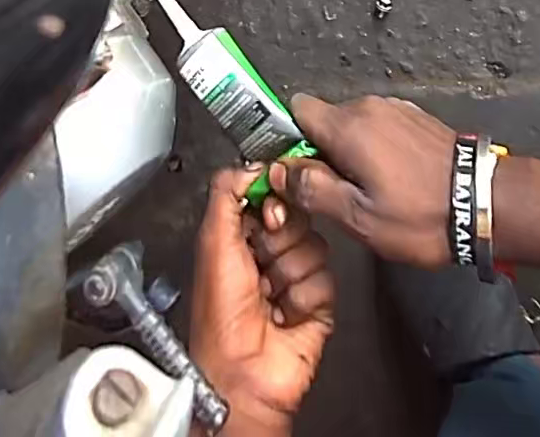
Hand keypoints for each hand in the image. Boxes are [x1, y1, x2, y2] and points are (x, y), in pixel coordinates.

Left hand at [190, 166, 335, 436]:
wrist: (241, 374)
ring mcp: (296, 276)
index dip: (275, 199)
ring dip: (290, 272)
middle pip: (298, 217)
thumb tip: (251, 164)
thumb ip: (227, 192)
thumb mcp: (213, 241)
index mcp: (243, 235)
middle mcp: (270, 252)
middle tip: (263, 260)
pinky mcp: (319, 301)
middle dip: (282, 238)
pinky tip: (285, 314)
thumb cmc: (219, 316)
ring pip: (315, 245)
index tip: (270, 212)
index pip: (273, 195)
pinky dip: (304, 297)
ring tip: (270, 295)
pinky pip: (326, 278)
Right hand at [269, 94, 457, 267]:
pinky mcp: (413, 115)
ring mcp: (394, 107)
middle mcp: (369, 106)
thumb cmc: (419, 216)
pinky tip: (393, 176)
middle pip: (324, 119)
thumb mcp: (359, 217)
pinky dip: (374, 145)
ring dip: (349, 150)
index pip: (297, 109)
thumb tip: (279, 170)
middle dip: (320, 151)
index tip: (296, 170)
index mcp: (349, 126)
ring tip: (370, 189)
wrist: (484, 201)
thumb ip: (313, 189)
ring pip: (351, 123)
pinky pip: (378, 124)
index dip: (288, 138)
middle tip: (337, 193)